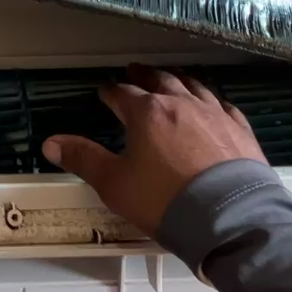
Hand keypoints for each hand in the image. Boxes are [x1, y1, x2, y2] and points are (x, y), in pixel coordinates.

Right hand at [41, 64, 266, 233]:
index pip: (122, 94)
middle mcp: (180, 105)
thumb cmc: (167, 201)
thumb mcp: (115, 184)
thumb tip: (51, 144)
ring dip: (178, 80)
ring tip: (171, 77)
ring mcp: (214, 115)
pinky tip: (213, 104)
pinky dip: (213, 100)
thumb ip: (83, 160)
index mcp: (146, 113)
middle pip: (158, 81)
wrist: (232, 220)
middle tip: (135, 71)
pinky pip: (224, 106)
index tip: (105, 93)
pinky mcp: (240, 131)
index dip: (110, 92)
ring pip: (193, 86)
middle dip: (144, 76)